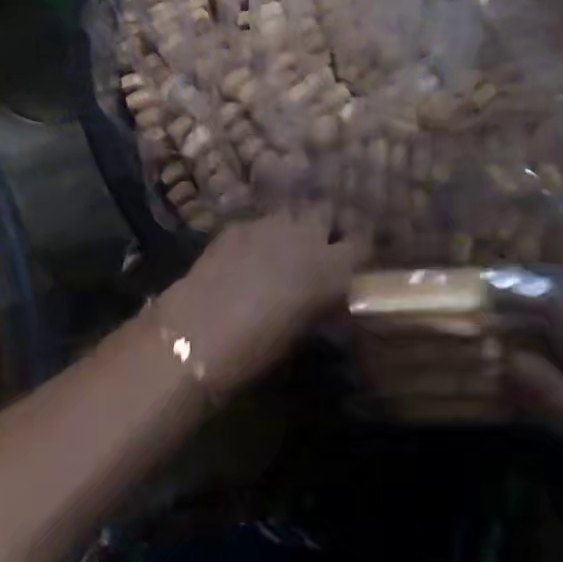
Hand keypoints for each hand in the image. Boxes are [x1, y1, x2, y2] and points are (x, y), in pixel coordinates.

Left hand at [153, 206, 368, 395]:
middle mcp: (306, 237)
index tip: (352, 261)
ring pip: (290, 215)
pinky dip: (258, 236)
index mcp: (333, 268)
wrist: (201, 331)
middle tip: (316, 249)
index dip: (357, 251)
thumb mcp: (305, 333)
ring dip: (290, 228)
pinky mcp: (235, 226)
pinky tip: (247, 255)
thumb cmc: (260, 347)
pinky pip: (257, 224)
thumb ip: (322, 308)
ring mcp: (267, 225)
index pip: (361, 243)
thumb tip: (328, 303)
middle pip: (325, 214)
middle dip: (324, 227)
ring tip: (280, 249)